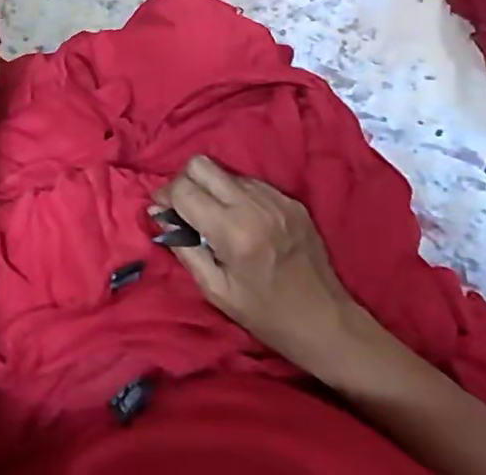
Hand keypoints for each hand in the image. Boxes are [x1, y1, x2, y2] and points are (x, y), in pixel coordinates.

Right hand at [152, 155, 367, 371]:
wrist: (325, 320)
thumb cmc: (266, 315)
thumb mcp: (216, 291)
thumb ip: (186, 249)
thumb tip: (162, 218)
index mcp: (233, 231)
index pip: (184, 189)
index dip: (164, 196)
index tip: (161, 210)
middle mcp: (254, 204)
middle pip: (202, 164)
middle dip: (184, 181)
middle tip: (183, 208)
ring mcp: (276, 198)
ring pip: (227, 172)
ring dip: (212, 188)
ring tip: (215, 219)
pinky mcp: (291, 199)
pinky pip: (252, 183)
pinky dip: (238, 195)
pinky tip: (243, 222)